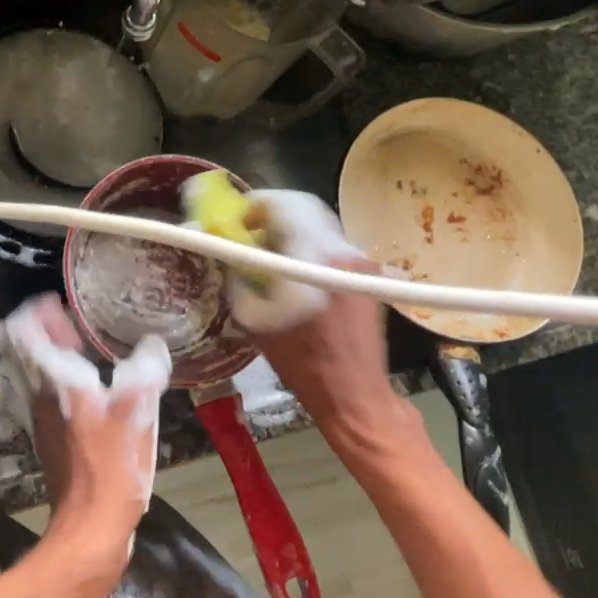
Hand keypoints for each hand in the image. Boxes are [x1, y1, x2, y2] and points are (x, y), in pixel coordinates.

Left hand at [5, 295, 170, 557]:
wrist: (91, 527)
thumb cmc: (113, 464)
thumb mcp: (138, 407)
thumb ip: (145, 366)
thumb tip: (151, 344)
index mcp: (52, 378)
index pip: (22, 328)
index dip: (38, 309)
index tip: (63, 303)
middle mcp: (36, 393)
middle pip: (24, 347)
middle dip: (46, 329)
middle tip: (78, 325)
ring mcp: (38, 418)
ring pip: (31, 371)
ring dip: (51, 355)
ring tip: (85, 353)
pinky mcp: (48, 439)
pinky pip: (43, 394)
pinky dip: (58, 382)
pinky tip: (91, 390)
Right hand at [227, 193, 409, 447]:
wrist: (355, 393)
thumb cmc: (300, 361)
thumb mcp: (254, 318)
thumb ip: (239, 275)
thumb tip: (227, 249)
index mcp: (310, 257)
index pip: (282, 204)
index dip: (255, 205)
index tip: (238, 219)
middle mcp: (340, 249)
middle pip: (303, 209)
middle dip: (273, 216)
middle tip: (251, 232)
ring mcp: (361, 259)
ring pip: (318, 226)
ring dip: (292, 232)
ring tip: (272, 256)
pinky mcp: (370, 273)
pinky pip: (332, 246)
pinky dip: (309, 249)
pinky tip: (297, 274)